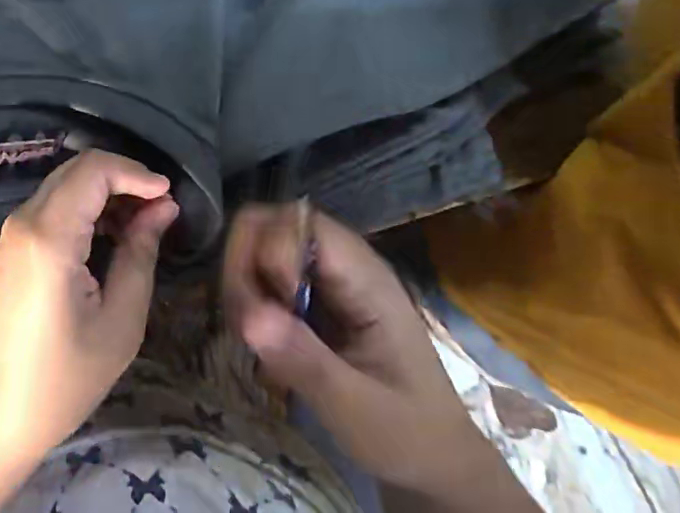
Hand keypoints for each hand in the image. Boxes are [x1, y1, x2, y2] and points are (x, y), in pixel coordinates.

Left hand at [0, 150, 179, 462]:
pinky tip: (113, 233)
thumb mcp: (119, 322)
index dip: (136, 172)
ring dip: (107, 191)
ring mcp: (15, 230)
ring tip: (144, 223)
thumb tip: (163, 208)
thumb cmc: (60, 380)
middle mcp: (26, 219)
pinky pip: (56, 204)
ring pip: (67, 182)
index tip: (169, 196)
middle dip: (124, 178)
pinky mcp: (13, 244)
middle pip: (79, 168)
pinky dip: (88, 206)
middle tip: (161, 208)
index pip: (94, 169)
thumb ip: (141, 254)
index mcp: (50, 234)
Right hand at [222, 205, 533, 508]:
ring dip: (244, 285)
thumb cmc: (407, 434)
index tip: (268, 312)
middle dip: (244, 266)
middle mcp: (342, 261)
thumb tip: (247, 318)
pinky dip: (251, 298)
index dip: (269, 254)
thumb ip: (304, 361)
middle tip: (245, 324)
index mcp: (364, 275)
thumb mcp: (358, 409)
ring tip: (253, 338)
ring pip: (261, 245)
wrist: (436, 456)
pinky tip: (262, 339)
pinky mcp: (314, 294)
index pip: (300, 222)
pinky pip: (266, 272)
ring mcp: (326, 275)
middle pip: (271, 224)